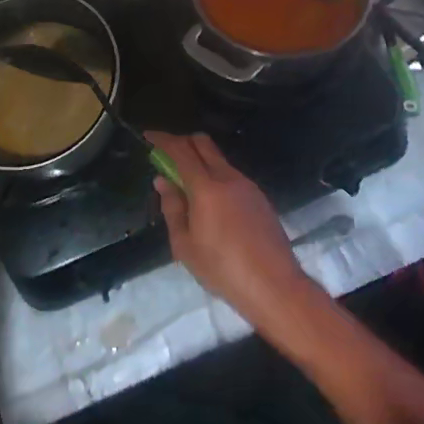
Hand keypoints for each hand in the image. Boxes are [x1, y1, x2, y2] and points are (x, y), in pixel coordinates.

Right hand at [148, 131, 321, 326]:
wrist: (275, 286)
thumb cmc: (223, 270)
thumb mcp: (185, 245)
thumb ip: (173, 208)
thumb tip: (163, 181)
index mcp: (206, 188)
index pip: (180, 150)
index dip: (163, 140)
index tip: (148, 136)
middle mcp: (228, 178)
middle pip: (203, 144)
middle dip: (182, 142)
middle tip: (166, 157)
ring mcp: (248, 186)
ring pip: (219, 160)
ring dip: (200, 161)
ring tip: (187, 187)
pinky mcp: (260, 198)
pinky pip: (232, 176)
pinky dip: (215, 176)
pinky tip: (211, 203)